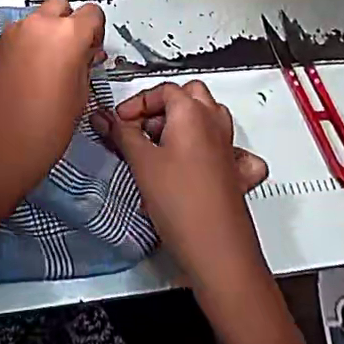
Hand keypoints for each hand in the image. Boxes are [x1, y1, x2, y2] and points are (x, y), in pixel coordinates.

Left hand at [0, 0, 105, 210]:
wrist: (4, 141)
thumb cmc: (48, 125)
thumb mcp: (81, 94)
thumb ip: (84, 63)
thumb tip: (84, 53)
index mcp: (67, 34)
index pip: (92, 12)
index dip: (96, 29)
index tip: (92, 46)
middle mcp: (38, 25)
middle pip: (60, 6)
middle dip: (68, 23)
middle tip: (71, 51)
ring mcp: (13, 32)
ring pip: (36, 19)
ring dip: (44, 33)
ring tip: (47, 65)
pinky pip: (17, 34)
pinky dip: (25, 44)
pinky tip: (27, 72)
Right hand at [91, 81, 269, 290]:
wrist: (218, 253)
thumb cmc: (184, 207)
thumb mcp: (140, 162)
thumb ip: (121, 134)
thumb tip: (106, 119)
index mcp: (192, 113)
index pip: (162, 90)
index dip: (137, 103)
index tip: (121, 121)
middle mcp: (215, 126)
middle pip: (190, 96)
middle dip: (163, 106)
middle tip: (141, 126)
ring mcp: (229, 150)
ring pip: (210, 117)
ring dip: (185, 122)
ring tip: (162, 143)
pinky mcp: (237, 176)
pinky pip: (232, 150)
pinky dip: (217, 148)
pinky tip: (200, 161)